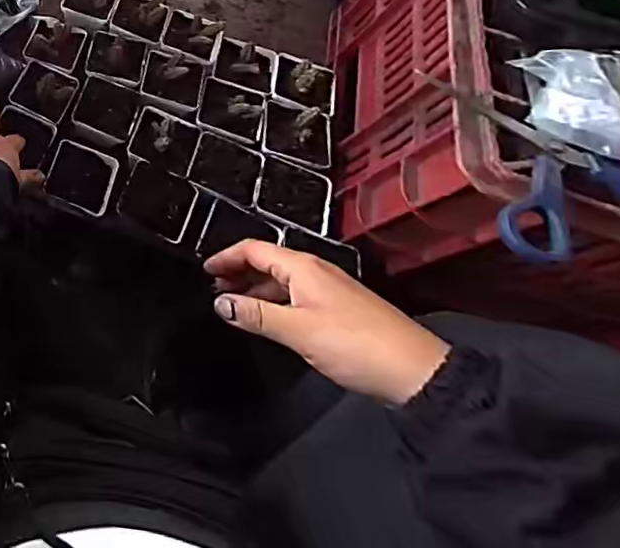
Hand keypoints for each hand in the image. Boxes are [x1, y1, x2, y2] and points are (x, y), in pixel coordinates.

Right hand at [206, 239, 449, 404]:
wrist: (413, 370)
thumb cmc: (356, 344)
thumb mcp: (298, 330)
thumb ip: (256, 315)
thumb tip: (221, 303)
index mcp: (302, 266)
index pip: (254, 249)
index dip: (227, 257)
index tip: (206, 270)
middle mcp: (314, 270)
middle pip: (267, 261)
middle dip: (238, 271)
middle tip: (214, 288)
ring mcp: (327, 289)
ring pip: (281, 279)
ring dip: (255, 289)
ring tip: (234, 305)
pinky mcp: (337, 308)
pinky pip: (294, 295)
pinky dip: (274, 301)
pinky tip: (268, 319)